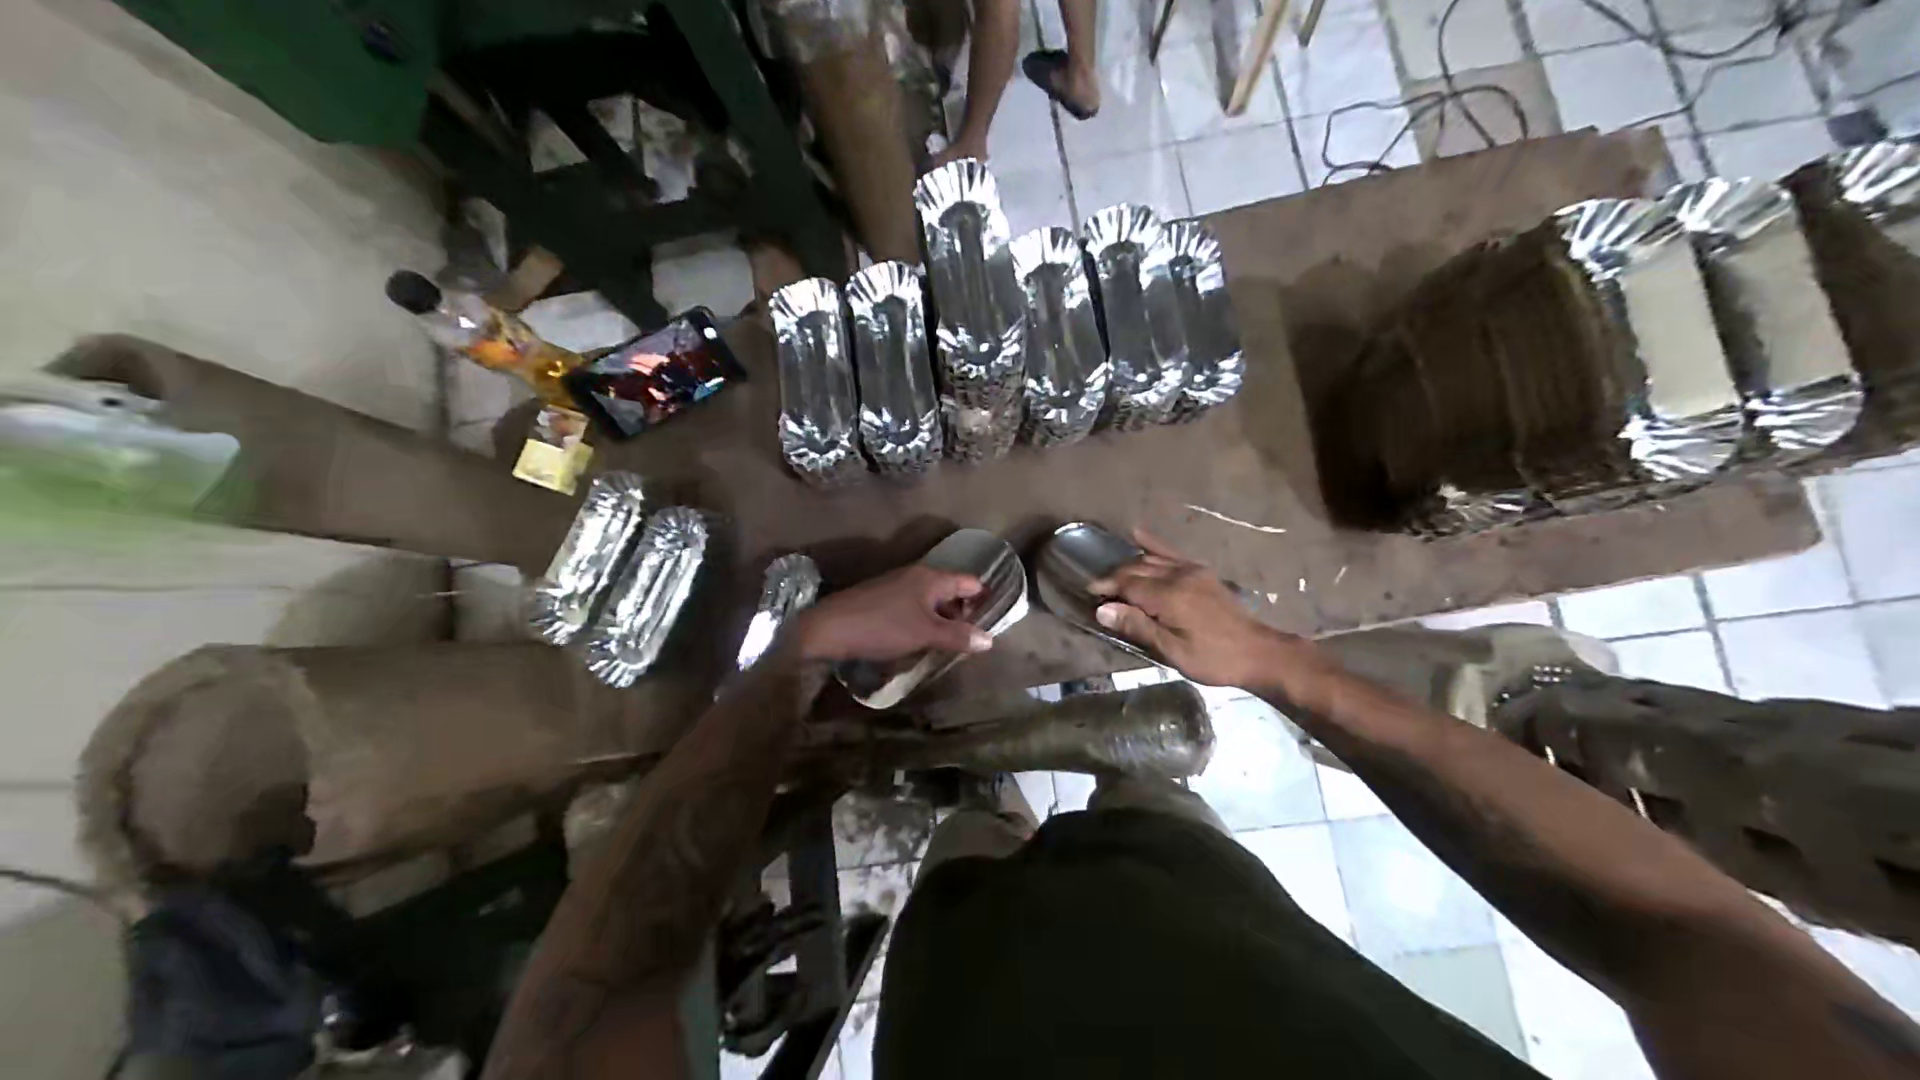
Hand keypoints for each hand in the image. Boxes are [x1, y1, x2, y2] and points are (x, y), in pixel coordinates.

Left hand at [788, 564, 993, 663]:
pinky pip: (913, 606)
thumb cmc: (882, 627)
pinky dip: (923, 620)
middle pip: (950, 590)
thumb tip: (990, 640)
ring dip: (941, 619)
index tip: (994, 619)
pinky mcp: (881, 598)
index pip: (969, 582)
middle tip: (972, 638)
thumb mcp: (925, 634)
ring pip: (930, 600)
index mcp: (931, 578)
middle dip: (963, 612)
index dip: (984, 598)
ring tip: (948, 644)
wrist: (829, 627)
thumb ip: (958, 636)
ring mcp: (896, 585)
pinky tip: (919, 640)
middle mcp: (916, 575)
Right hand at [1088, 528, 1324, 694]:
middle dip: (1114, 577)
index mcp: (1169, 596)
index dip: (1106, 587)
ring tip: (1112, 574)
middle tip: (1098, 590)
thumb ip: (1138, 626)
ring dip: (1129, 564)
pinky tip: (1137, 534)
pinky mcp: (1201, 572)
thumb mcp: (1173, 651)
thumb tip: (1103, 609)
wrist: (1259, 652)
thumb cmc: (1214, 658)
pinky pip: (1171, 553)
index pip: (1127, 584)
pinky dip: (1153, 544)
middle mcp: (1178, 576)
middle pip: (1137, 569)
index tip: (1088, 593)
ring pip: (1151, 559)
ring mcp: (1192, 571)